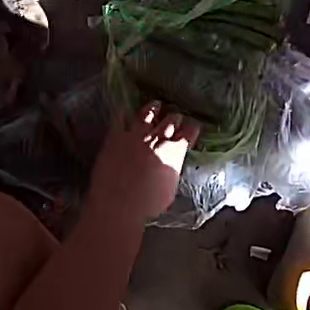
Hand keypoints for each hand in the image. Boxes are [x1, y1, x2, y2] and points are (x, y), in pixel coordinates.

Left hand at [89, 101, 199, 222]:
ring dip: (154, 108)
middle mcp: (158, 138)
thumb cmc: (148, 204)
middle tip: (177, 117)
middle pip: (172, 119)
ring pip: (148, 113)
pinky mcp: (115, 136)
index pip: (190, 131)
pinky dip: (124, 113)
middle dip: (176, 117)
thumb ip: (173, 169)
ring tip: (156, 105)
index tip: (194, 127)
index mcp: (175, 151)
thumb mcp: (171, 187)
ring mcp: (136, 134)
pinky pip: (120, 118)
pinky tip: (124, 110)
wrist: (117, 204)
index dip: (193, 128)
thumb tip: (172, 164)